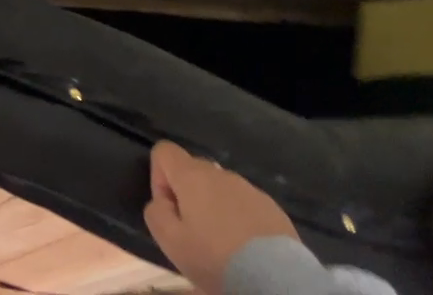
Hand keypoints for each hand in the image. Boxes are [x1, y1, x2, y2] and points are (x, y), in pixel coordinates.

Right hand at [144, 141, 298, 293]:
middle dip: (188, 194)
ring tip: (223, 242)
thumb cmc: (216, 258)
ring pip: (221, 188)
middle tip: (194, 230)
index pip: (164, 151)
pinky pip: (245, 204)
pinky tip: (246, 247)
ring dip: (215, 206)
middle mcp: (221, 174)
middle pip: (193, 170)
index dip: (159, 176)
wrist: (278, 282)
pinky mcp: (273, 209)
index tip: (170, 207)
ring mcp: (250, 190)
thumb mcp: (169, 241)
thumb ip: (155, 211)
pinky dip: (239, 218)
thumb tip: (164, 202)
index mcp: (192, 176)